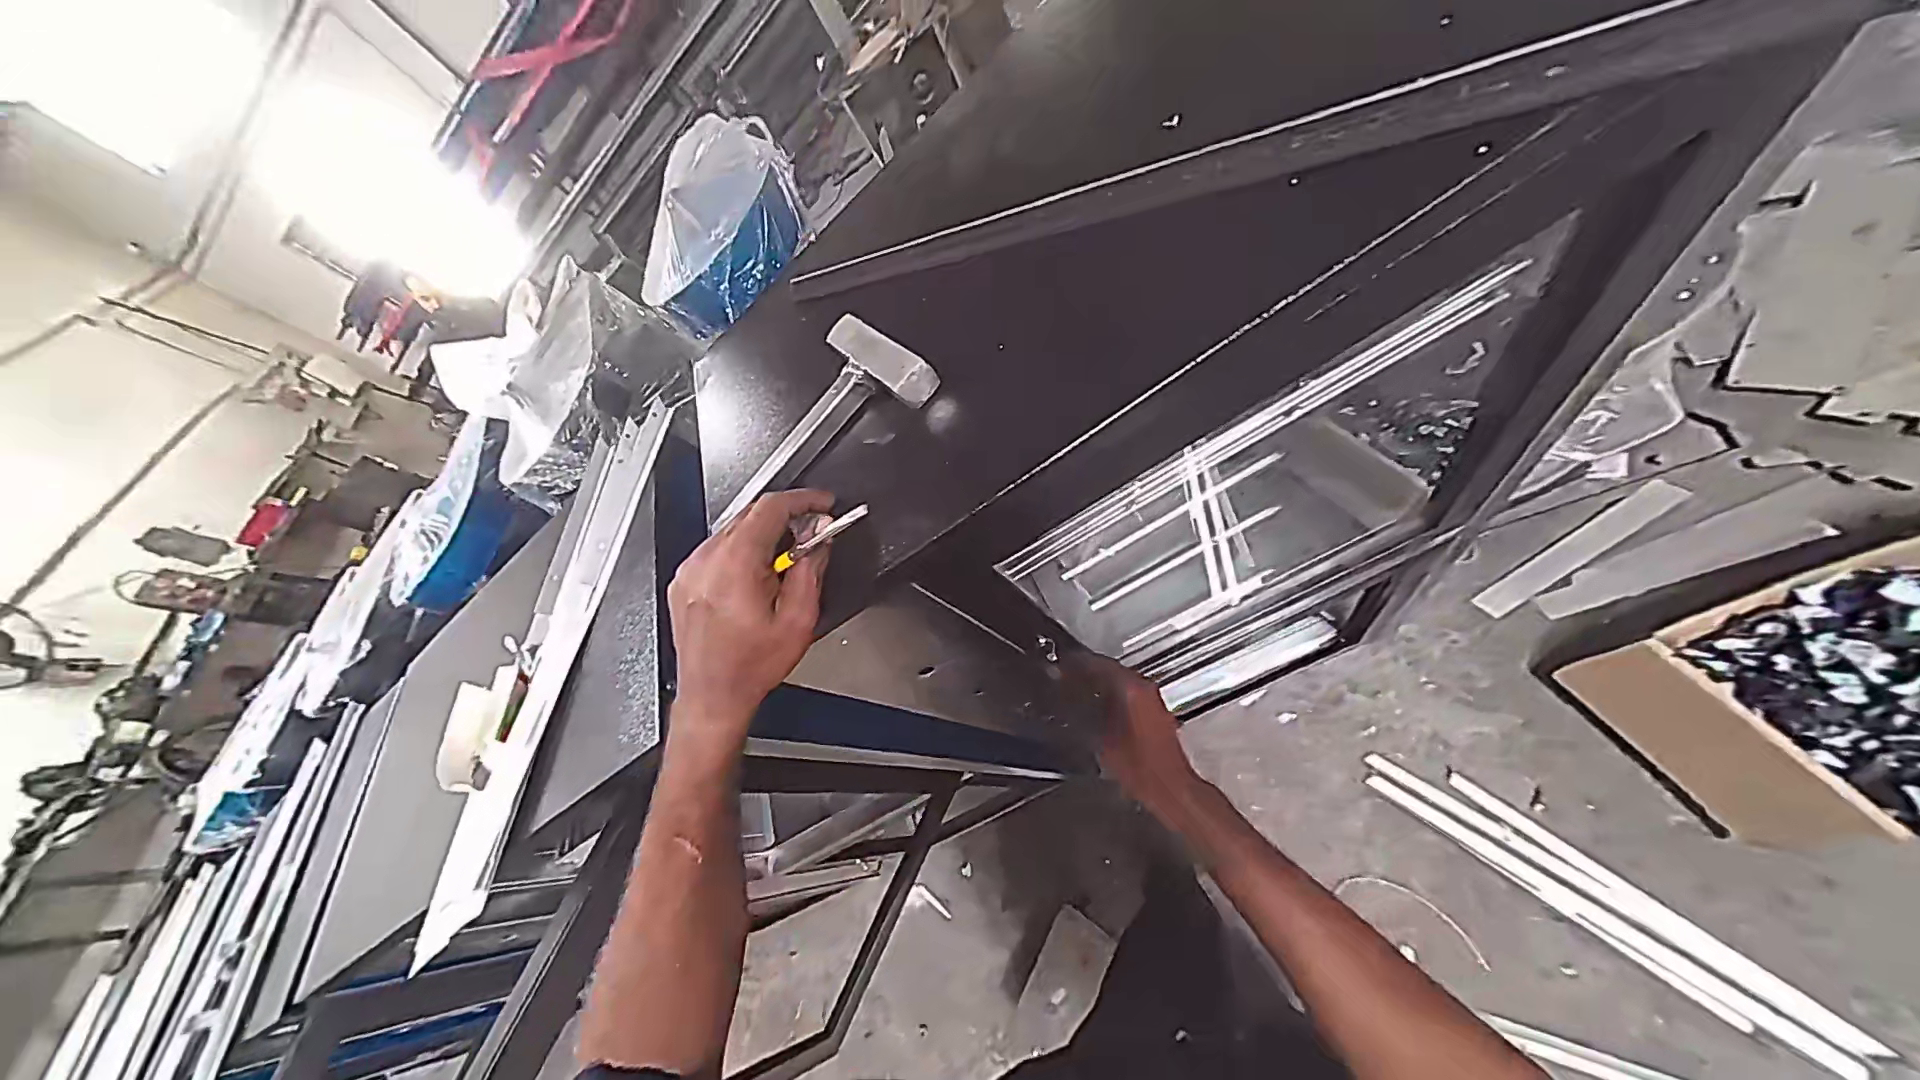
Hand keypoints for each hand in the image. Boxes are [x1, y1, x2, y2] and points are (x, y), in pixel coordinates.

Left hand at [668, 489, 834, 727]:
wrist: (714, 695)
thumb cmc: (750, 666)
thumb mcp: (799, 619)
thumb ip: (812, 570)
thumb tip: (818, 539)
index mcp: (735, 565)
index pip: (770, 507)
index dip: (803, 499)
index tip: (822, 503)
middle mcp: (706, 561)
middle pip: (751, 513)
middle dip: (788, 516)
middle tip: (814, 530)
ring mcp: (692, 570)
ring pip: (735, 529)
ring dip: (766, 533)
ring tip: (790, 557)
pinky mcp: (686, 580)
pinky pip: (719, 548)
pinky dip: (745, 548)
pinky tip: (763, 571)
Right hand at [1069, 654, 1202, 812]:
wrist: (1170, 788)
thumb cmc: (1142, 769)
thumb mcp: (1102, 741)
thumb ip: (1087, 715)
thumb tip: (1075, 703)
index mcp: (1133, 690)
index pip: (1102, 665)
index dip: (1080, 663)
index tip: (1067, 663)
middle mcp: (1147, 691)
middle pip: (1113, 671)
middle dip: (1091, 672)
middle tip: (1070, 674)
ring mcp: (1155, 703)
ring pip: (1123, 683)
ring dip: (1103, 685)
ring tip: (1082, 690)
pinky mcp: (1158, 716)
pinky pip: (1131, 696)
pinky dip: (1115, 697)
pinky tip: (1101, 708)